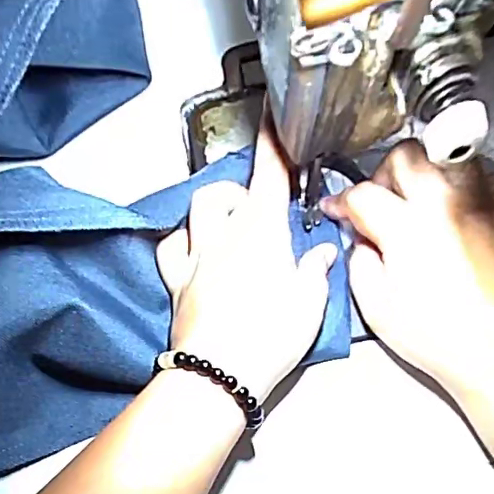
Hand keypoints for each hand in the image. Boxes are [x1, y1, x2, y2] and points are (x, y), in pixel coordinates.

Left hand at [156, 122, 337, 400]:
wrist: (219, 374)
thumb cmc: (267, 340)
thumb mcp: (309, 305)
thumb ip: (315, 272)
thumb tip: (323, 255)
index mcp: (262, 231)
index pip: (269, 170)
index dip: (273, 140)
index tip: (275, 119)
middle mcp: (223, 236)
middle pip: (222, 191)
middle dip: (239, 192)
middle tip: (257, 209)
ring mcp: (195, 259)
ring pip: (193, 212)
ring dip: (209, 212)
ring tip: (225, 228)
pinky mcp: (178, 285)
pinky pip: (171, 249)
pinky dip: (182, 242)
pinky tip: (194, 253)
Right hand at [322, 140, 493, 396]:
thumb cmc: (441, 336)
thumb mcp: (377, 308)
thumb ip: (360, 264)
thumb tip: (361, 244)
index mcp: (405, 226)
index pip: (362, 194)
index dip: (342, 202)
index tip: (338, 210)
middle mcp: (443, 201)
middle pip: (404, 157)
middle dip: (383, 175)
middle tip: (378, 203)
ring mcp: (477, 201)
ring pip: (443, 157)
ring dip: (423, 173)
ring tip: (416, 203)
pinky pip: (479, 176)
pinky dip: (459, 185)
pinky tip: (452, 210)